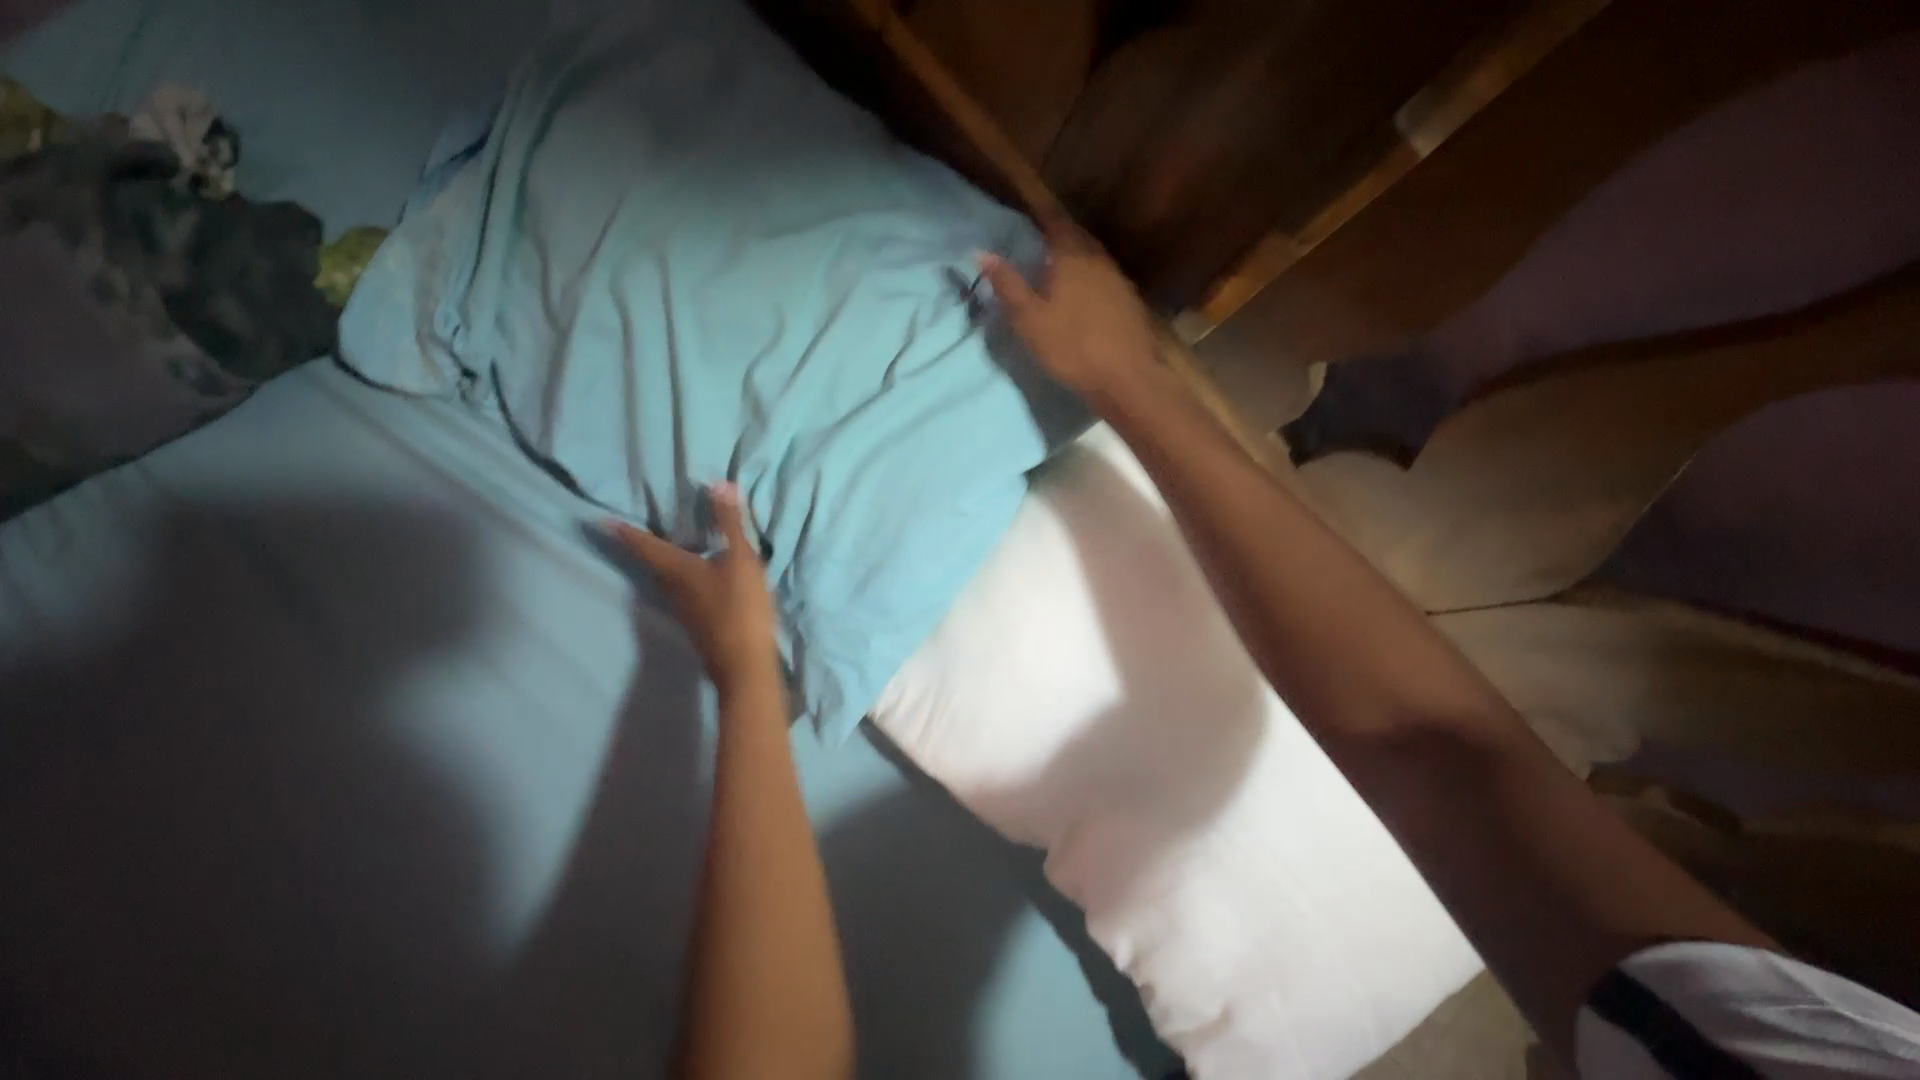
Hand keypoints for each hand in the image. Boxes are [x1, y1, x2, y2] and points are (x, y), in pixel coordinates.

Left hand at [611, 483, 778, 688]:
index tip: (601, 520)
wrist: (744, 664)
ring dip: (666, 561)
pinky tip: (699, 574)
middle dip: (645, 545)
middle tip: (636, 528)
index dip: (624, 531)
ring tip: (669, 546)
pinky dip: (686, 576)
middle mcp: (672, 587)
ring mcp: (685, 608)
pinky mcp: (699, 621)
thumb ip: (730, 523)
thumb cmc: (739, 607)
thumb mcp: (740, 559)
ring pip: (668, 578)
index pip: (644, 544)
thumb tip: (718, 482)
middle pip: (653, 562)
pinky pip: (685, 590)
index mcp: (677, 568)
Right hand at [979, 217, 1160, 400]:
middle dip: (1059, 234)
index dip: (1041, 214)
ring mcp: (1118, 280)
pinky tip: (1084, 292)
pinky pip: (1105, 277)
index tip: (1028, 209)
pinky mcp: (1130, 302)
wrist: (1127, 378)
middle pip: (1077, 237)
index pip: (1056, 223)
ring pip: (1093, 257)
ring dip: (1076, 256)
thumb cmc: (1072, 347)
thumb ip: (1008, 284)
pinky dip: (1090, 277)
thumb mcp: (1030, 319)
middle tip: (1041, 236)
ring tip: (1059, 264)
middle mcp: (1099, 260)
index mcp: (1072, 257)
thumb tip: (982, 253)